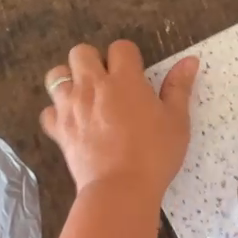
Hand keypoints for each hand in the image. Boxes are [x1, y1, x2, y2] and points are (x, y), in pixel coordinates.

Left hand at [41, 42, 198, 195]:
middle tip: (108, 82)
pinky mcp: (58, 130)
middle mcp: (92, 86)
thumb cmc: (155, 153)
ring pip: (56, 76)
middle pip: (81, 53)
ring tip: (85, 97)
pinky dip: (57, 113)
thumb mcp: (177, 121)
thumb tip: (189, 60)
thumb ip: (179, 88)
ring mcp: (71, 107)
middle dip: (93, 61)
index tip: (137, 75)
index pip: (121, 48)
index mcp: (124, 80)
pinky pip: (47, 112)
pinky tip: (72, 122)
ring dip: (69, 81)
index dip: (129, 58)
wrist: (121, 189)